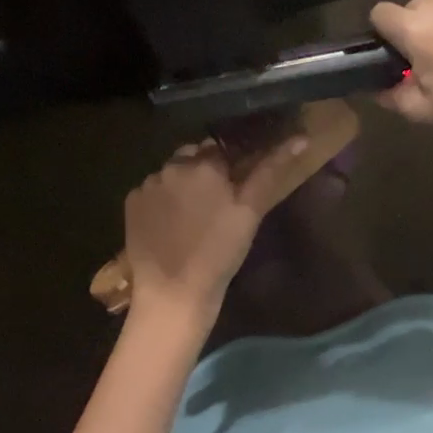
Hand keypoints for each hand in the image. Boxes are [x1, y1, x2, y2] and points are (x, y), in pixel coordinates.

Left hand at [124, 141, 288, 324]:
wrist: (174, 294)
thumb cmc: (219, 253)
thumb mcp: (250, 212)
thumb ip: (271, 170)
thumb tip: (301, 138)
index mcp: (203, 163)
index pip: (219, 149)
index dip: (228, 168)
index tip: (233, 189)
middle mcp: (171, 165)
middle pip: (192, 157)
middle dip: (202, 172)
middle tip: (214, 205)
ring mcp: (148, 184)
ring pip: (170, 173)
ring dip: (181, 185)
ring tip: (190, 218)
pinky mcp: (131, 203)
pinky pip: (151, 191)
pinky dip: (160, 201)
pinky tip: (169, 226)